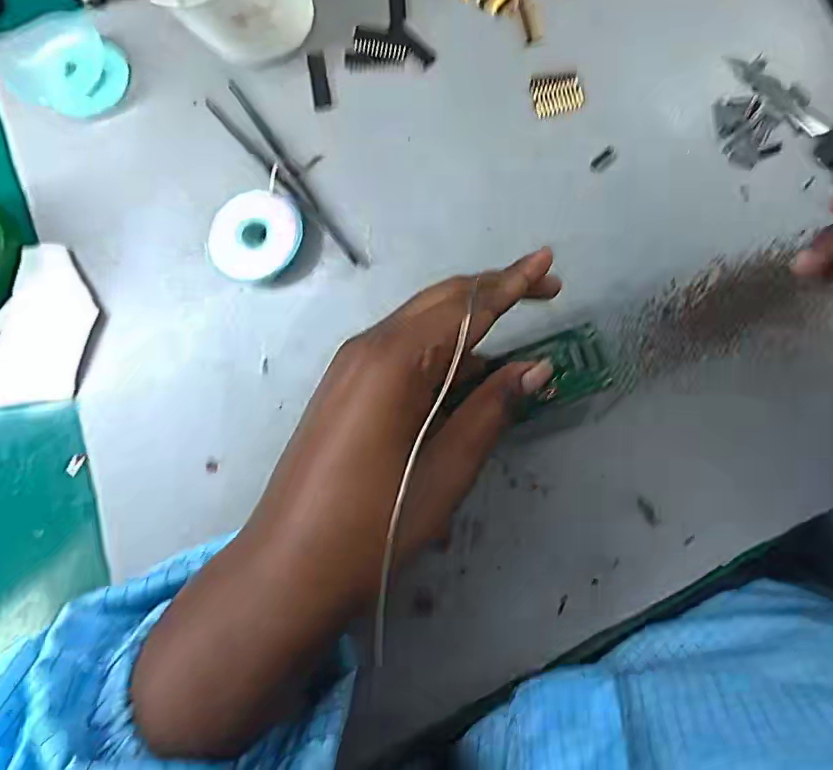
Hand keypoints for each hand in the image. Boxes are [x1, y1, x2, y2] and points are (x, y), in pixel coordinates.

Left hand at [248, 246, 562, 605]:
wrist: (284, 573)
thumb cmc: (373, 524)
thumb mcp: (448, 468)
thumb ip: (494, 407)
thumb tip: (537, 366)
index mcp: (396, 360)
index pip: (468, 305)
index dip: (514, 282)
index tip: (548, 259)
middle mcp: (370, 347)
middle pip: (445, 300)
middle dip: (496, 290)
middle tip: (547, 290)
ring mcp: (353, 365)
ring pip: (425, 323)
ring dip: (471, 322)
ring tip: (514, 339)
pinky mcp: (347, 386)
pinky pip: (406, 349)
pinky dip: (445, 350)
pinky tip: (469, 375)